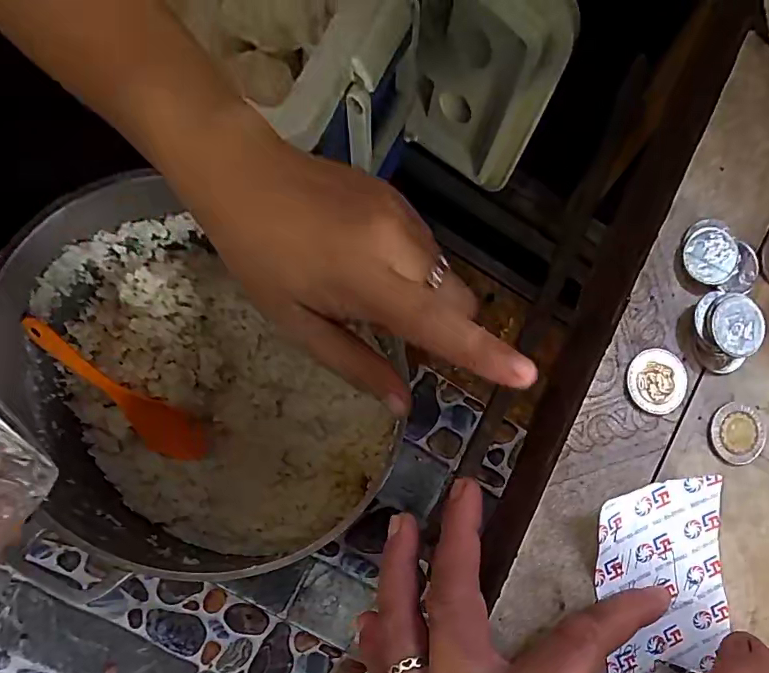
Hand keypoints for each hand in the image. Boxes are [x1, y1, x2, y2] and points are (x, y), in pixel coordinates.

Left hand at [175, 110, 537, 412]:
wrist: (243, 171)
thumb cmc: (262, 259)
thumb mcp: (299, 325)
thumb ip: (357, 365)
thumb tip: (403, 405)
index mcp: (367, 281)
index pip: (439, 325)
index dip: (484, 354)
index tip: (525, 374)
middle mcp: (398, 244)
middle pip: (461, 303)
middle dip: (450, 329)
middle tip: (398, 333)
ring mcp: (404, 217)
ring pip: (448, 278)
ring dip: (431, 301)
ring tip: (374, 292)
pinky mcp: (402, 202)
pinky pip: (431, 253)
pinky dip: (419, 275)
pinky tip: (374, 265)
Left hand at [356, 478, 671, 672]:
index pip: (579, 641)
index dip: (621, 613)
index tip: (652, 594)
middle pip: (454, 599)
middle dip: (459, 538)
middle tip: (462, 491)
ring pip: (400, 624)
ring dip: (400, 570)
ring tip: (401, 526)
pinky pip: (383, 670)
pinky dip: (382, 633)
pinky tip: (379, 612)